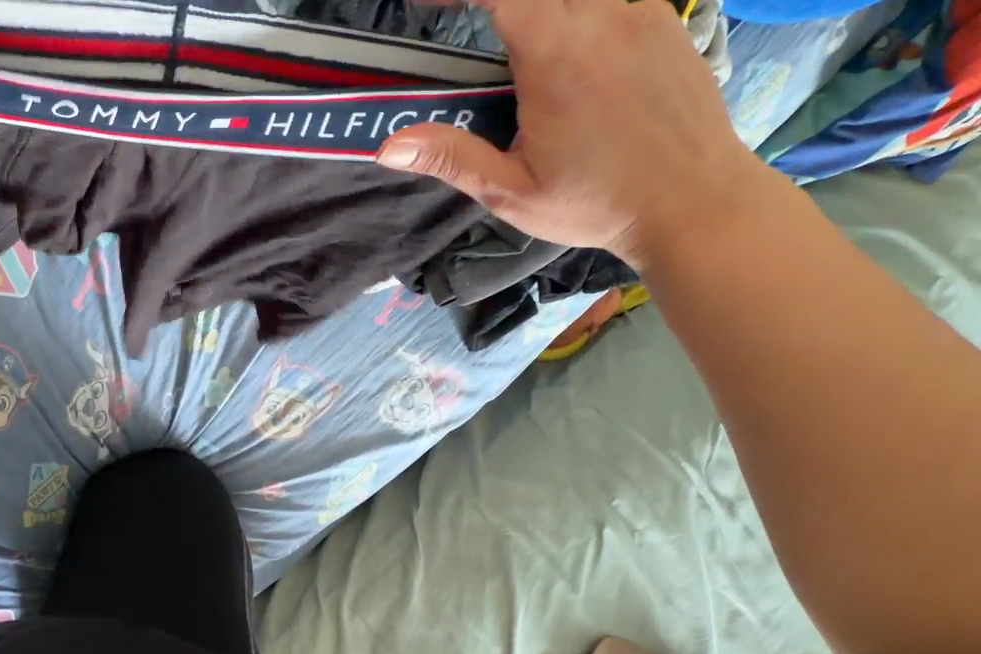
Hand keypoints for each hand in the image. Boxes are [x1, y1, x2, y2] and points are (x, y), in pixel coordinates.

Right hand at [375, 0, 774, 268]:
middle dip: (495, 1)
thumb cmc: (595, 203)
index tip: (426, 4)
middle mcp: (605, 17)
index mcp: (559, 55)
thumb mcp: (511, 192)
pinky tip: (563, 51)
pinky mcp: (665, 21)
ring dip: (539, 10)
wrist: (695, 201)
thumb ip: (451, 158)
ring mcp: (642, 12)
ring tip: (511, 47)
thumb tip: (388, 147)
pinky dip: (576, 13)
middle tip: (460, 17)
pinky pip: (610, 0)